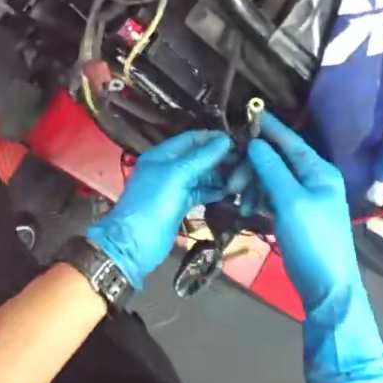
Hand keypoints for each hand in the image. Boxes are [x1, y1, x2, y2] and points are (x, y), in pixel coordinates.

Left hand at [87, 130, 238, 287]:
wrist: (134, 244)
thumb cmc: (152, 204)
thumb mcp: (176, 175)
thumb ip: (201, 157)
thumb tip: (225, 139)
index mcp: (163, 154)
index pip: (192, 139)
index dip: (214, 139)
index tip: (240, 141)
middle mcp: (170, 167)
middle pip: (200, 157)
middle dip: (222, 159)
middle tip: (247, 163)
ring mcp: (176, 187)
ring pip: (204, 175)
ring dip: (222, 176)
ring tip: (243, 179)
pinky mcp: (182, 205)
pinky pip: (202, 192)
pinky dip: (216, 191)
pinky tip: (232, 193)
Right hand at [244, 113, 382, 382]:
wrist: (328, 286)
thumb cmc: (312, 241)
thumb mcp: (290, 203)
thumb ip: (272, 170)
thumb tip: (256, 143)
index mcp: (319, 171)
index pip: (291, 140)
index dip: (269, 127)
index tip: (247, 112)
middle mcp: (314, 179)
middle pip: (278, 160)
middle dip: (253, 166)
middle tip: (231, 182)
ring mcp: (306, 198)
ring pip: (272, 178)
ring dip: (253, 184)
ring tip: (239, 200)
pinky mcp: (297, 215)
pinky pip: (273, 196)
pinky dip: (259, 198)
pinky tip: (247, 208)